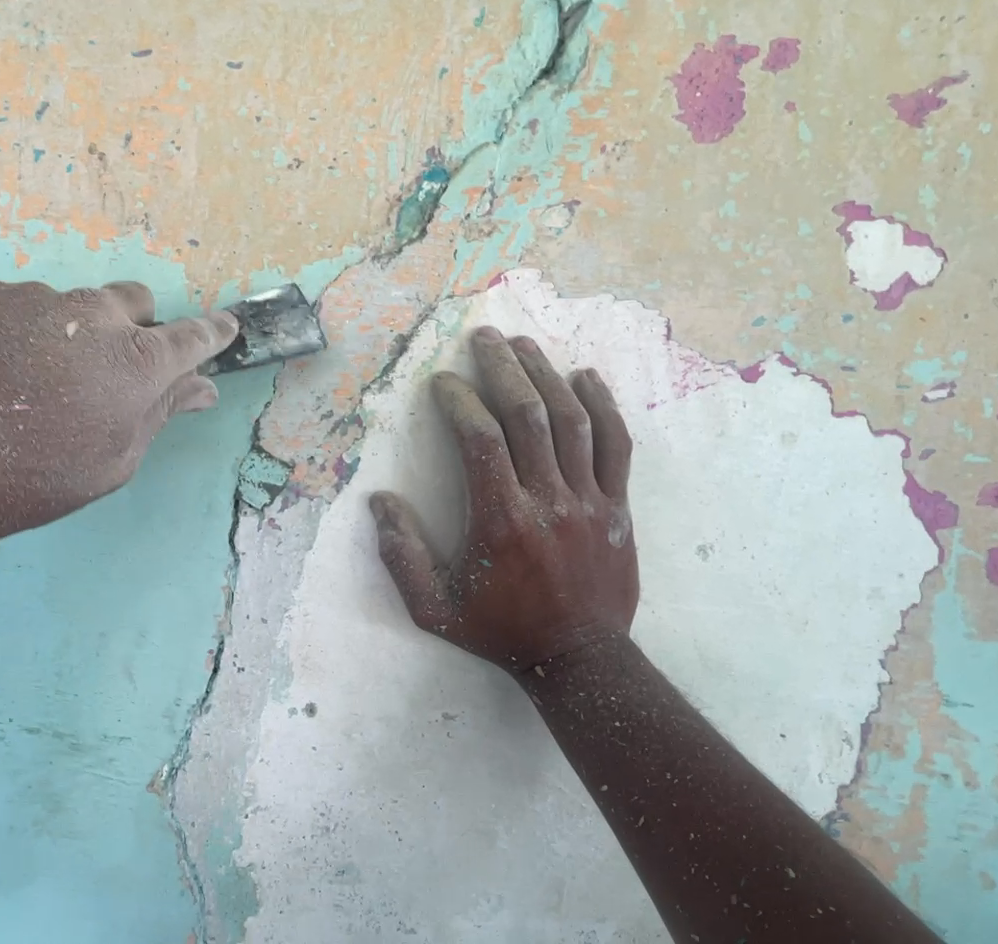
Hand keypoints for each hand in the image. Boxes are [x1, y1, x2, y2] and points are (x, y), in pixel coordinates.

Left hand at [0, 277, 237, 543]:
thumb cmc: (33, 481)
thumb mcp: (112, 461)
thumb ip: (160, 413)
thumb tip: (202, 387)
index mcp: (135, 360)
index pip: (194, 335)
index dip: (212, 333)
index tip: (223, 328)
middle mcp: (91, 313)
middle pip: (133, 301)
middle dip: (133, 327)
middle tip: (106, 371)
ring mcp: (31, 296)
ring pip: (70, 303)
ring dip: (68, 330)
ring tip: (30, 380)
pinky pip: (16, 303)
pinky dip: (16, 328)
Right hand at [369, 326, 637, 675]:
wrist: (579, 661)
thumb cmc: (500, 631)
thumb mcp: (433, 608)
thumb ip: (401, 556)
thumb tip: (380, 503)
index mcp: (500, 519)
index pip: (479, 438)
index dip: (458, 401)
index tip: (441, 383)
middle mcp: (547, 500)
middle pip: (527, 415)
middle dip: (502, 368)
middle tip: (483, 337)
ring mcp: (588, 501)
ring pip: (571, 421)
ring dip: (545, 375)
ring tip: (523, 343)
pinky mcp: (618, 508)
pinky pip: (616, 446)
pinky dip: (603, 406)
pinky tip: (585, 377)